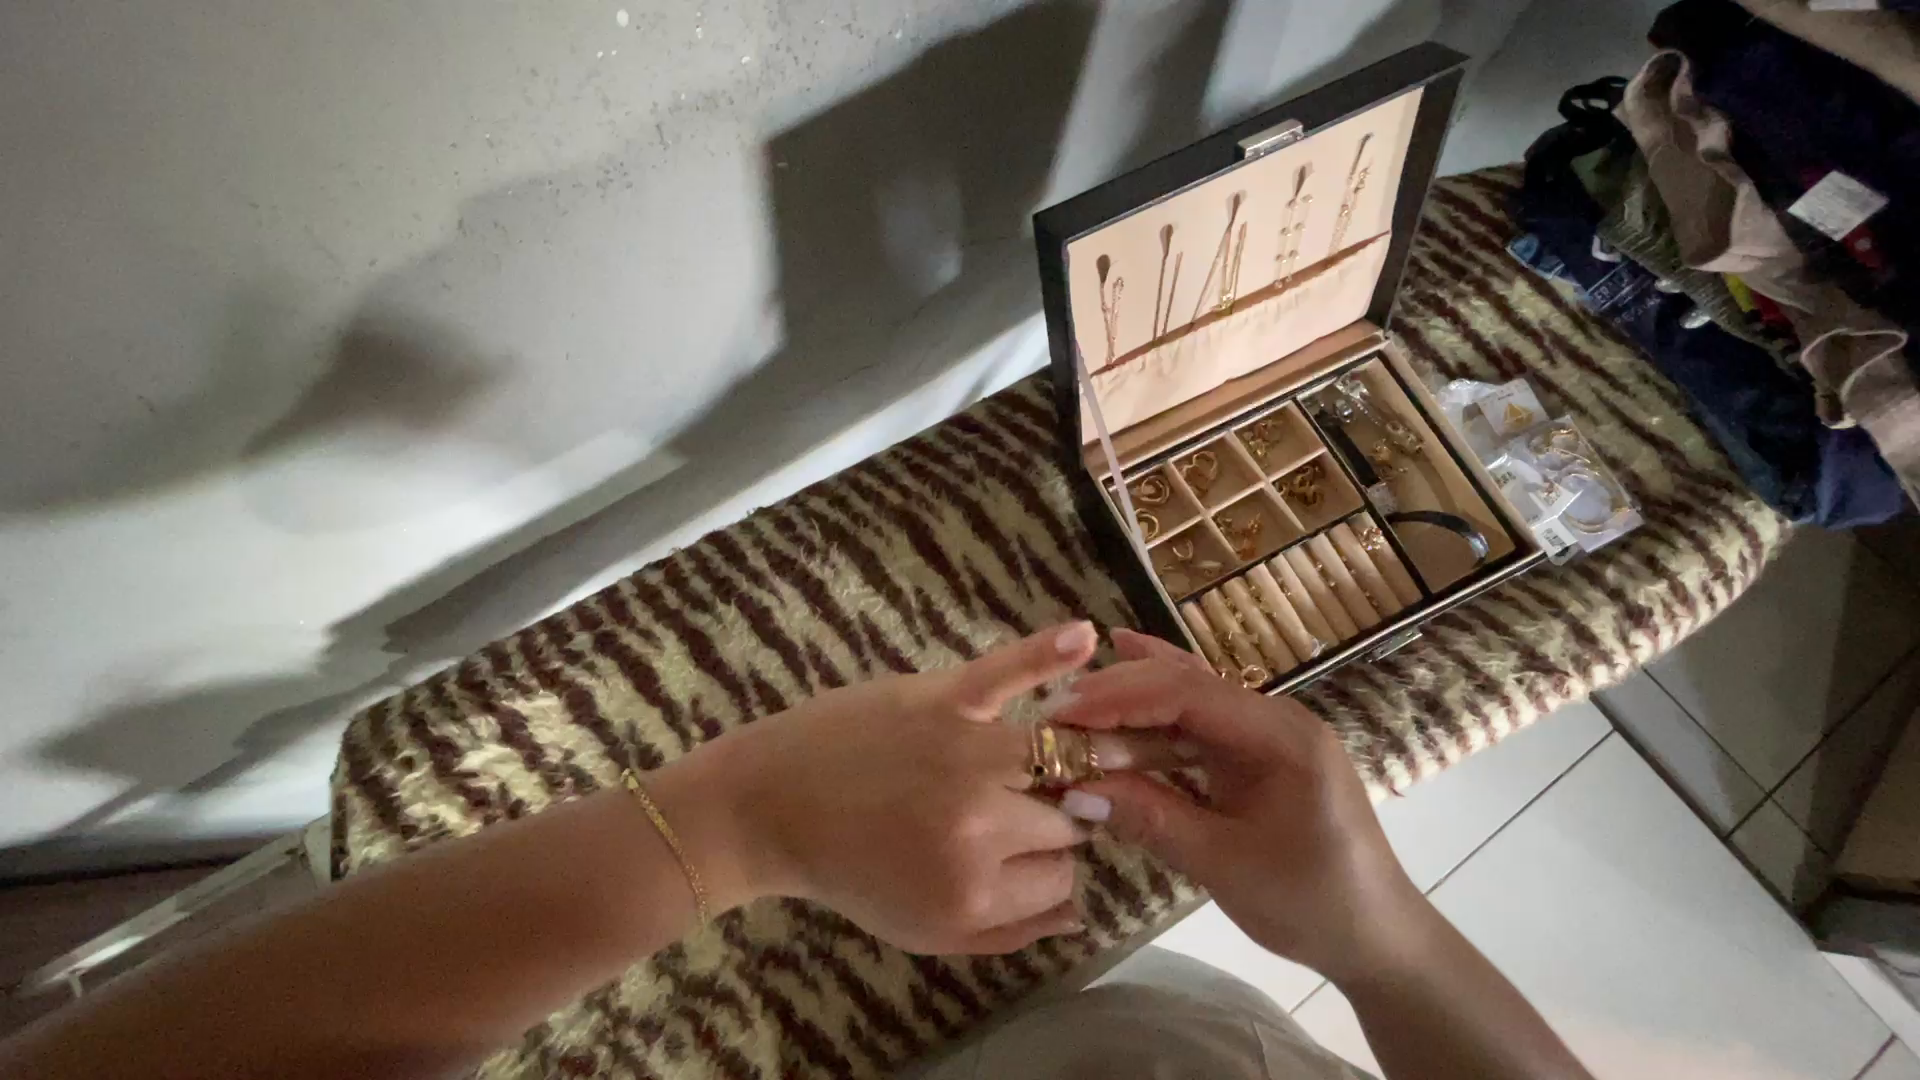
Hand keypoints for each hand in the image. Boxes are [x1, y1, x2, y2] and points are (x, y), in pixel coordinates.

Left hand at [687, 622, 1103, 953]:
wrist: (769, 806)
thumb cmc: (848, 871)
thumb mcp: (926, 933)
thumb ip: (1010, 934)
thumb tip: (1081, 909)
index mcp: (978, 891)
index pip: (1064, 875)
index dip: (1045, 863)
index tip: (1018, 850)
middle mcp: (984, 824)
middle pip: (1066, 816)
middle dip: (1045, 815)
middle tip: (1007, 803)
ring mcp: (967, 753)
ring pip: (1060, 757)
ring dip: (1062, 759)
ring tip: (1056, 752)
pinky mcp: (944, 699)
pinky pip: (1009, 671)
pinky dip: (1048, 652)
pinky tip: (1087, 637)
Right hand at [1051, 629, 1426, 982]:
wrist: (1377, 936)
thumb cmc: (1311, 903)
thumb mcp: (1225, 866)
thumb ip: (1152, 819)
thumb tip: (1073, 789)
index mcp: (1282, 737)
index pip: (1188, 694)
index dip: (1120, 697)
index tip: (1064, 711)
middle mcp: (1273, 718)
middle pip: (1184, 686)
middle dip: (1118, 693)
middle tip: (1056, 710)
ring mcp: (1264, 731)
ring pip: (1187, 697)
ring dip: (1130, 701)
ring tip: (1072, 700)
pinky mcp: (1252, 751)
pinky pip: (1196, 720)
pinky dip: (1155, 708)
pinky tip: (1125, 671)